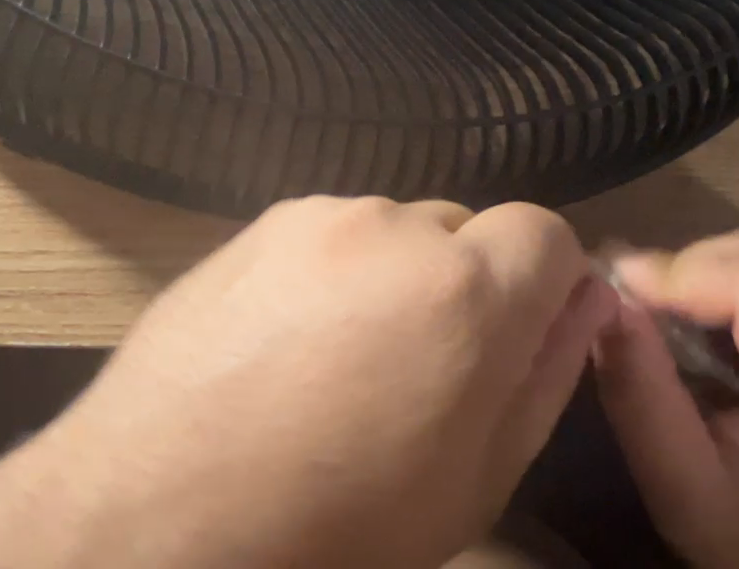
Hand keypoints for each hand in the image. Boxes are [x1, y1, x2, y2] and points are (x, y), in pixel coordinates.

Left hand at [1, 196, 617, 568]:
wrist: (157, 510)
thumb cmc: (338, 522)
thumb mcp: (474, 479)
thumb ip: (543, 375)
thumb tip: (581, 303)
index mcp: (465, 288)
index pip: (546, 231)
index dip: (544, 282)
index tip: (520, 332)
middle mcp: (394, 226)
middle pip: (465, 229)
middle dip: (465, 283)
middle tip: (417, 365)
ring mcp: (318, 216)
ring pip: (394, 230)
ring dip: (394, 277)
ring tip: (339, 358)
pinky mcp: (257, 222)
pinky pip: (329, 234)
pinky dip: (333, 272)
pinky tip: (286, 340)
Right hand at [594, 231, 738, 568]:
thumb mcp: (686, 493)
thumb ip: (640, 395)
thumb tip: (604, 295)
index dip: (673, 273)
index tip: (609, 286)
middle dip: (684, 273)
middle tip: (628, 306)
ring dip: (708, 280)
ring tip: (663, 322)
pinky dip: (738, 292)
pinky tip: (710, 333)